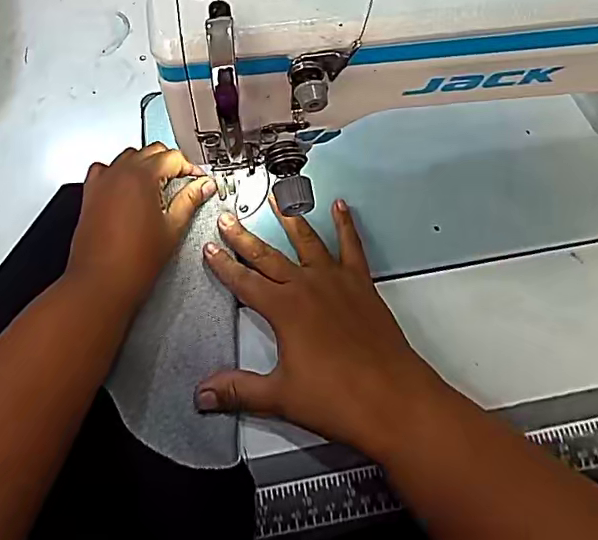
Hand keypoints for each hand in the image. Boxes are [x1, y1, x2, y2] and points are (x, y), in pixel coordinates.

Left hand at [65, 143, 216, 317]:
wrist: (100, 285)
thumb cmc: (131, 264)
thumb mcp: (172, 228)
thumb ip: (190, 200)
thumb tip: (203, 186)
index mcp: (143, 176)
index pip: (174, 157)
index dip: (191, 169)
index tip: (198, 181)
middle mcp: (120, 173)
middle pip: (152, 151)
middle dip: (171, 163)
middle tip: (183, 182)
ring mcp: (103, 182)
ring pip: (129, 156)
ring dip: (146, 164)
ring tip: (158, 186)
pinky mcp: (90, 194)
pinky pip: (105, 170)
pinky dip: (118, 173)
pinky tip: (128, 189)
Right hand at [194, 198, 452, 454]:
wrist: (391, 398)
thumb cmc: (341, 398)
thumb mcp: (281, 396)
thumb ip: (239, 390)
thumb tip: (207, 392)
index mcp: (285, 310)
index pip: (244, 281)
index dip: (224, 265)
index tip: (211, 249)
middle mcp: (308, 287)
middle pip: (267, 255)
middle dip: (244, 237)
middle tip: (229, 220)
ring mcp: (335, 281)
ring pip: (306, 241)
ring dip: (289, 219)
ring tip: (278, 199)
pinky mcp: (360, 283)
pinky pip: (351, 246)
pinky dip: (345, 224)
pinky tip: (341, 208)